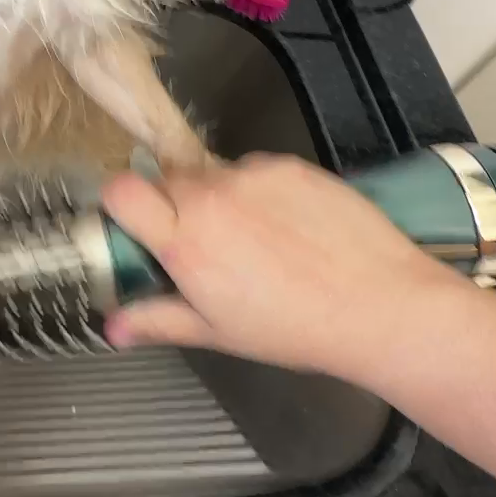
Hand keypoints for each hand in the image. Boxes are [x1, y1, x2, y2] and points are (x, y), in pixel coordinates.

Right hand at [100, 154, 467, 376]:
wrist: (385, 305)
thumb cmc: (293, 329)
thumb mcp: (217, 332)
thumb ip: (156, 321)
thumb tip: (110, 329)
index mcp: (184, 240)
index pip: (120, 190)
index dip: (119, 202)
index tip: (135, 224)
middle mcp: (210, 197)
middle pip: (163, 179)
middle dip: (170, 204)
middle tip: (199, 240)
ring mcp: (250, 176)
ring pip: (208, 173)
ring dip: (213, 196)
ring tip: (252, 235)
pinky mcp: (288, 164)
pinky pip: (251, 169)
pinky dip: (255, 190)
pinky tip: (286, 224)